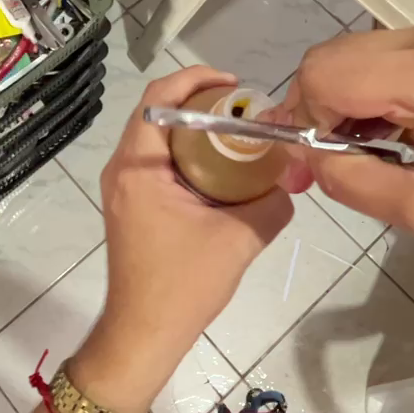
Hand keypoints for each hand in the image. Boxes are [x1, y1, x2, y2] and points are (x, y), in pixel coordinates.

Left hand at [74, 66, 293, 412]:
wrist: (143, 333)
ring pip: (157, 139)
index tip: (234, 84)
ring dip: (193, 130)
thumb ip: (271, 205)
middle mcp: (121, 169)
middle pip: (157, 114)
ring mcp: (122, 188)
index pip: (157, 99)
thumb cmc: (182, 284)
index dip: (195, 80)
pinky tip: (219, 170)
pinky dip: (186, 155)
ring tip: (236, 134)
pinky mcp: (130, 205)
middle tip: (242, 108)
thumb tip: (292, 182)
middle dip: (200, 103)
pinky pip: (156, 163)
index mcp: (137, 167)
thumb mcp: (238, 239)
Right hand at [276, 13, 413, 255]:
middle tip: (326, 162)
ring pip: (352, 55)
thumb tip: (305, 155)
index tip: (311, 167)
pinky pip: (380, 56)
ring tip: (363, 151)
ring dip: (341, 102)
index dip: (304, 119)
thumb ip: (351, 179)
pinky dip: (367, 92)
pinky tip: (388, 130)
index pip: (324, 74)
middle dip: (316, 109)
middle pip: (331, 57)